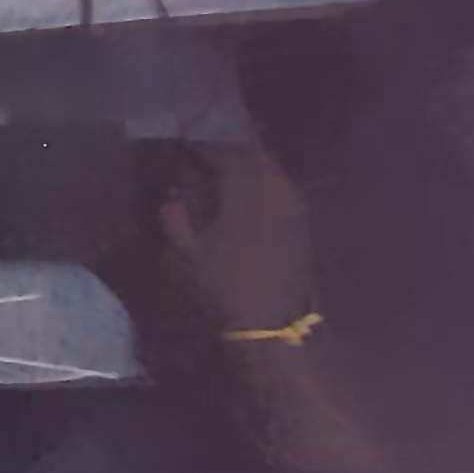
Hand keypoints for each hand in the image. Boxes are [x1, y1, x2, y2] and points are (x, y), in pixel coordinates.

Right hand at [160, 147, 312, 333]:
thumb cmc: (220, 285)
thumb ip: (175, 218)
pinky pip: (287, 193)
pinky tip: (254, 194)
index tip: (187, 150)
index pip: (228, 160)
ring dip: (255, 167)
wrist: (268, 323)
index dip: (207, 150)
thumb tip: (172, 196)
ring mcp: (292, 214)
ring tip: (231, 171)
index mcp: (242, 201)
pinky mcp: (301, 230)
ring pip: (277, 175)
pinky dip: (269, 184)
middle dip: (234, 153)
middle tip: (209, 155)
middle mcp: (273, 200)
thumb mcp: (184, 253)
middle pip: (259, 161)